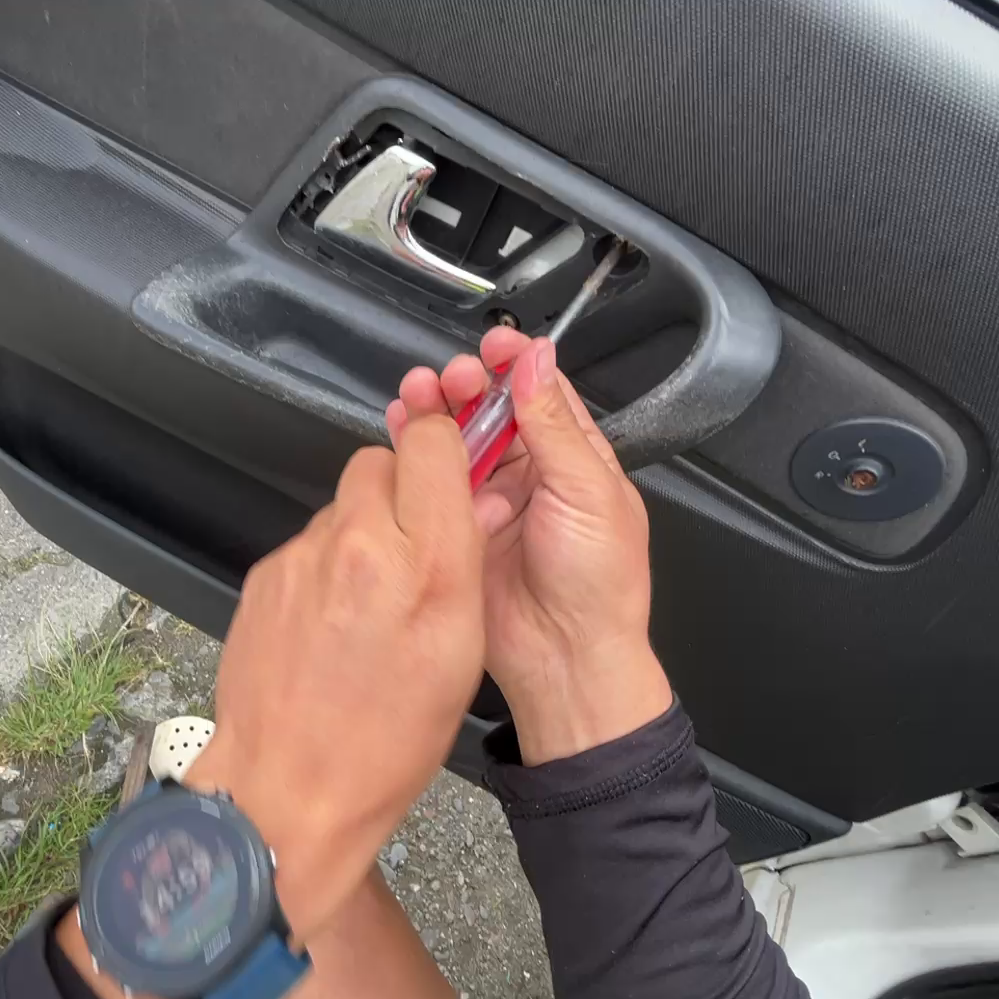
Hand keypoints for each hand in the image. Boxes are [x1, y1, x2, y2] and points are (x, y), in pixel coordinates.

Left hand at [186, 413, 485, 943]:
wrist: (286, 789)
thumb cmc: (388, 739)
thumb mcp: (460, 652)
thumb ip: (464, 561)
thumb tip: (471, 503)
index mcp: (424, 567)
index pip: (430, 443)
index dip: (442, 445)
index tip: (447, 467)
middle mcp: (357, 546)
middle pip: (378, 460)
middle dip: (399, 487)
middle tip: (408, 542)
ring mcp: (300, 558)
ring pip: (340, 504)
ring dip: (360, 530)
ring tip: (365, 599)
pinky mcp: (263, 574)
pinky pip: (307, 543)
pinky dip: (324, 563)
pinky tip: (328, 618)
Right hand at [385, 327, 671, 764]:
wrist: (562, 656)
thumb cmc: (597, 580)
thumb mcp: (586, 492)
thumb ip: (554, 426)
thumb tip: (537, 360)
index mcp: (575, 458)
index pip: (544, 393)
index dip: (519, 363)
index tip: (495, 343)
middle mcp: (531, 473)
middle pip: (493, 411)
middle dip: (468, 386)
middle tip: (451, 378)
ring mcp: (490, 498)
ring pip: (458, 440)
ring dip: (437, 411)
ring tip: (417, 393)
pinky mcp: (457, 524)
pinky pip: (433, 480)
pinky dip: (415, 452)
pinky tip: (401, 429)